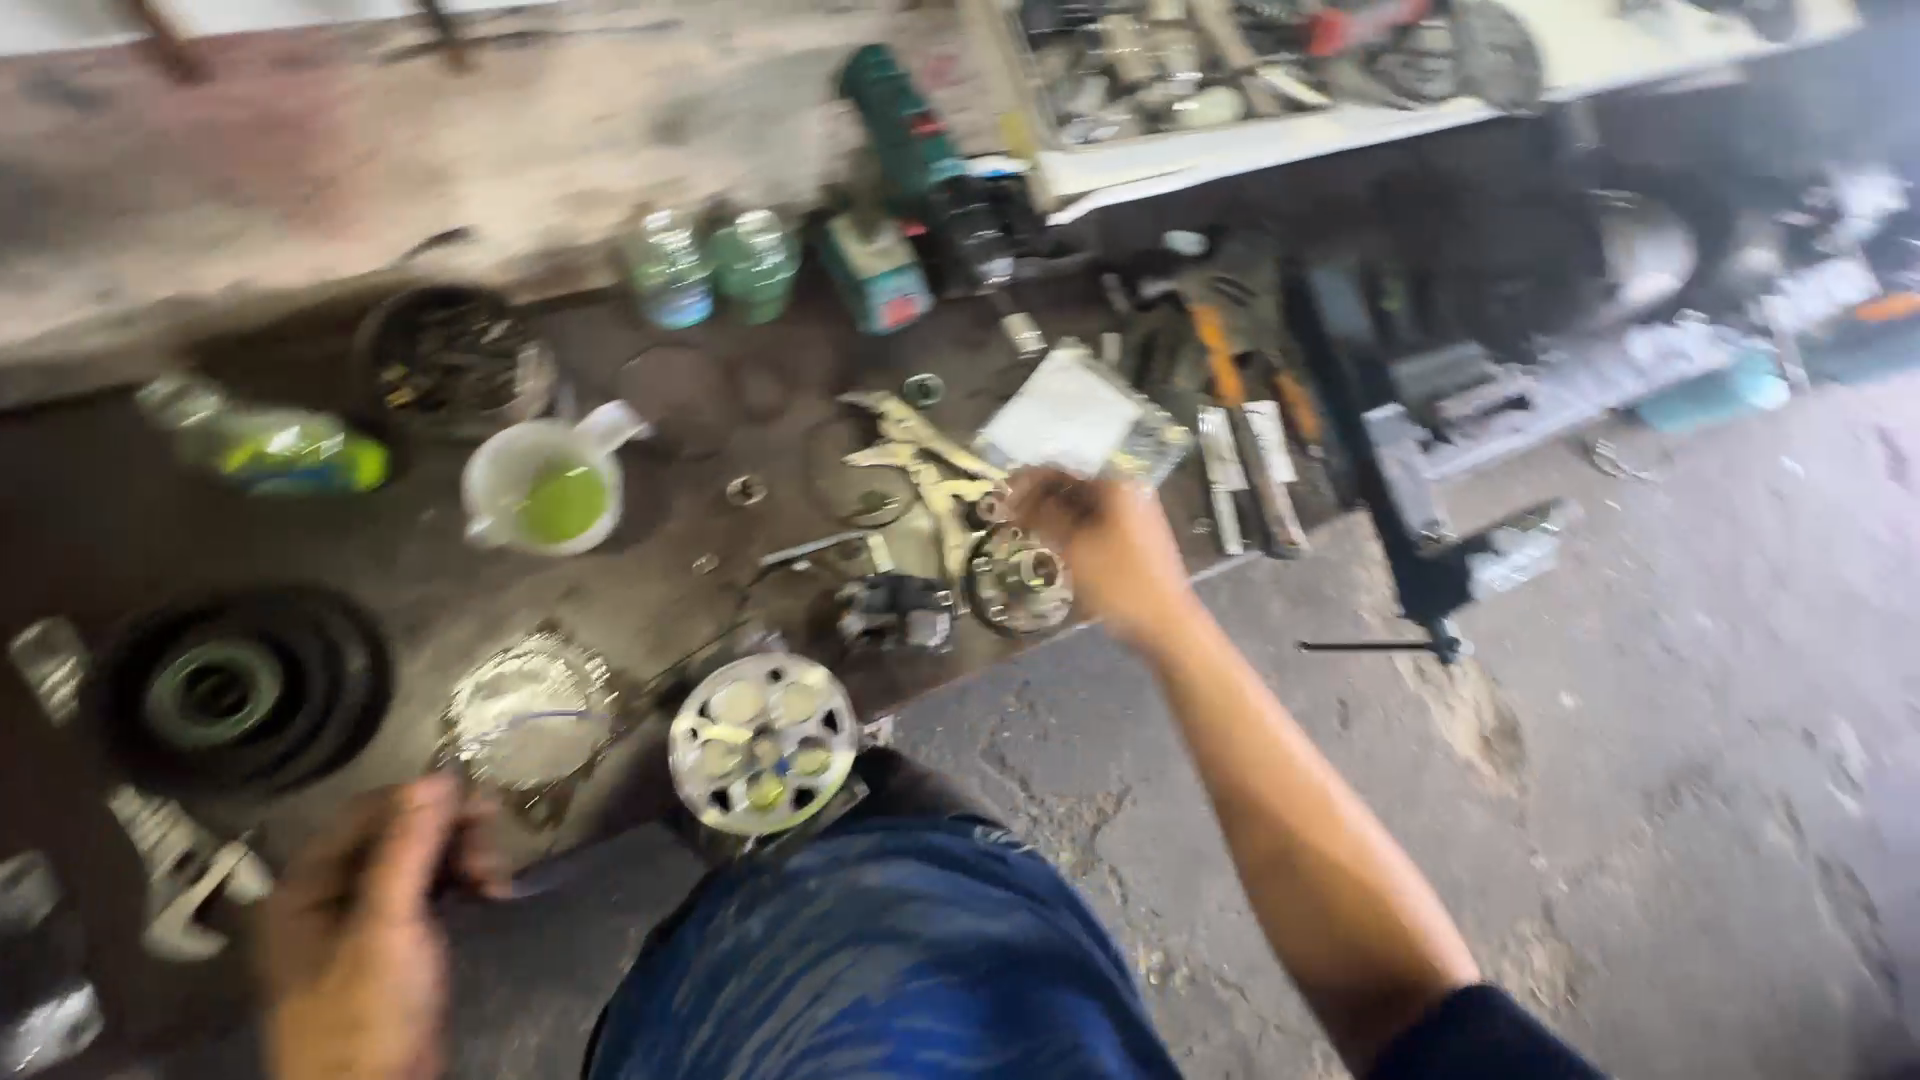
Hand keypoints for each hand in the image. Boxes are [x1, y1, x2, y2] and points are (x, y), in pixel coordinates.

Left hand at [259, 774, 509, 1079]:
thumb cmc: (368, 1013)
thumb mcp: (387, 927)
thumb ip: (407, 850)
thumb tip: (436, 777)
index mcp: (308, 886)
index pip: (369, 812)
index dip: (423, 803)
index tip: (478, 811)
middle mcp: (333, 890)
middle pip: (402, 829)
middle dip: (454, 835)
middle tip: (493, 855)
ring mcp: (366, 910)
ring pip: (425, 852)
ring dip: (467, 856)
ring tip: (496, 881)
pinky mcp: (398, 928)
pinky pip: (435, 881)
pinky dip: (466, 879)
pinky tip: (493, 892)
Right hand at [1008, 467, 1204, 649]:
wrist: (1166, 624)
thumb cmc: (1119, 583)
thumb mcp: (1074, 548)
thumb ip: (1042, 516)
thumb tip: (1014, 497)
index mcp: (1116, 486)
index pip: (1061, 471)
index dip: (1027, 481)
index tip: (1000, 495)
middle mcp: (1127, 493)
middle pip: (1072, 488)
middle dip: (1039, 499)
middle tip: (1007, 515)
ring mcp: (1133, 517)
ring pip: (1082, 508)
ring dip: (1053, 516)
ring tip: (1023, 529)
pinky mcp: (1133, 539)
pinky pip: (1094, 525)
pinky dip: (1071, 530)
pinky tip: (1051, 542)